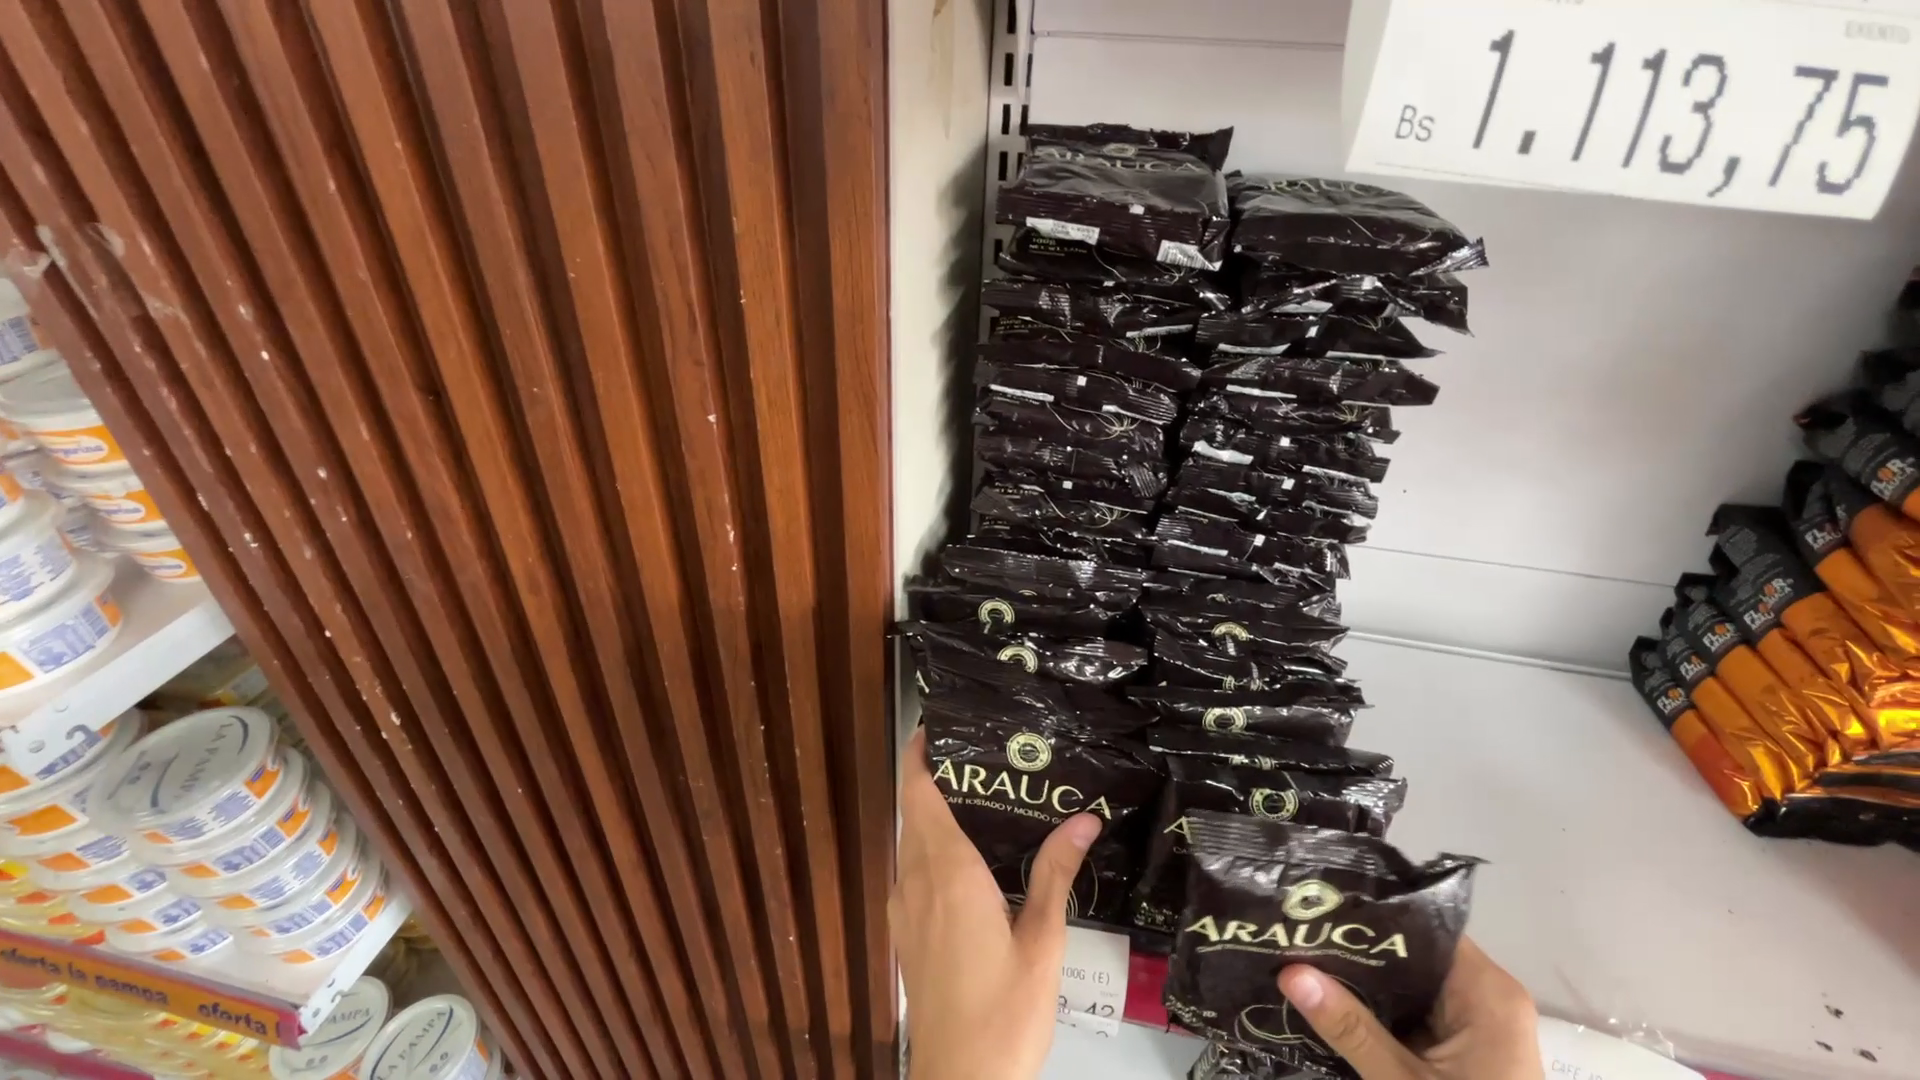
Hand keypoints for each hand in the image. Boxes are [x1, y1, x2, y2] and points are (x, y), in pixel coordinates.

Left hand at [891, 728, 1100, 1079]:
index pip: (917, 794)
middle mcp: (914, 881)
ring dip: (931, 813)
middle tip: (983, 757)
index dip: (919, 755)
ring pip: (910, 842)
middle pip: (912, 812)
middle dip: (935, 778)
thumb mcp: (1042, 942)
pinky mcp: (904, 933)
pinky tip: (970, 860)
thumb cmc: (1005, 1010)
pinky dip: (930, 848)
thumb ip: (1054, 874)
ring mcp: (903, 909)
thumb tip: (1083, 817)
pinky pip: (912, 872)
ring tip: (982, 799)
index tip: (938, 725)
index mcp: (946, 872)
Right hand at [1278, 937, 1541, 1079]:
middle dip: (1354, 947)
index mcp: (1486, 991)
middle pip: (1411, 950)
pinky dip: (1378, 1007)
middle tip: (1294, 930)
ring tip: (1300, 955)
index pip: (1418, 924)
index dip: (1366, 913)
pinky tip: (1330, 998)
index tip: (1312, 905)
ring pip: (1409, 981)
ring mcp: (1478, 1023)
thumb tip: (1290, 971)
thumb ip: (1350, 1028)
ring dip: (1361, 978)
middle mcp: (1488, 995)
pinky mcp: (1467, 1048)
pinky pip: (1415, 1009)